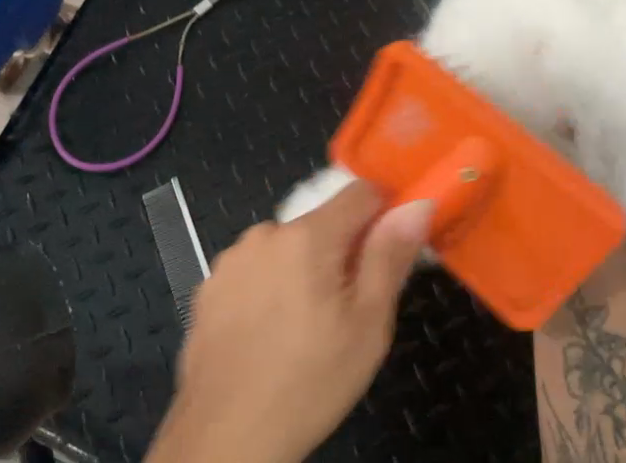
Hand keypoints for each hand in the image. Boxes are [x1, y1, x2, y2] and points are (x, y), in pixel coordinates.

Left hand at [146, 181, 433, 462]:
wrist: (227, 432)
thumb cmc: (310, 381)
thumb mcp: (368, 325)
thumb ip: (390, 257)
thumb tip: (416, 205)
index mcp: (307, 236)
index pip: (359, 193)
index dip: (383, 214)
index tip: (391, 251)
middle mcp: (264, 234)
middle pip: (319, 225)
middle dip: (339, 255)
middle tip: (347, 312)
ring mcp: (231, 259)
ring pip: (284, 251)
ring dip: (301, 273)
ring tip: (304, 331)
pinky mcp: (209, 286)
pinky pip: (252, 274)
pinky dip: (266, 292)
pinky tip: (269, 336)